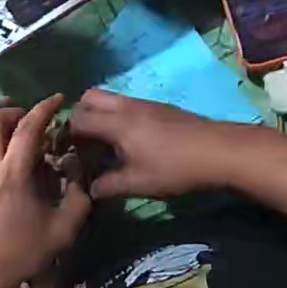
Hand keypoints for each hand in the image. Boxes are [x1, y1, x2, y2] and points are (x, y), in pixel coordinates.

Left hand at [0, 95, 89, 287]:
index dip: (44, 108)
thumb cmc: (22, 253)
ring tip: (10, 120)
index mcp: (12, 175)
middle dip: (14, 109)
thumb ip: (79, 199)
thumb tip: (78, 173)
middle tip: (31, 116)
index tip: (58, 99)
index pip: (27, 128)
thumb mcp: (63, 231)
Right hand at [69, 89, 250, 198]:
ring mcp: (144, 103)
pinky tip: (130, 141)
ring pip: (110, 98)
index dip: (67, 135)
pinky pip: (126, 104)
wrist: (220, 150)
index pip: (77, 118)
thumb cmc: (175, 168)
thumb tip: (89, 190)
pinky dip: (118, 116)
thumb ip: (108, 186)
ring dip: (100, 115)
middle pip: (89, 97)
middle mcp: (126, 106)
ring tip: (106, 143)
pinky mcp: (160, 106)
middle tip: (85, 142)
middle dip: (80, 115)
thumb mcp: (137, 184)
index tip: (67, 153)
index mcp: (115, 122)